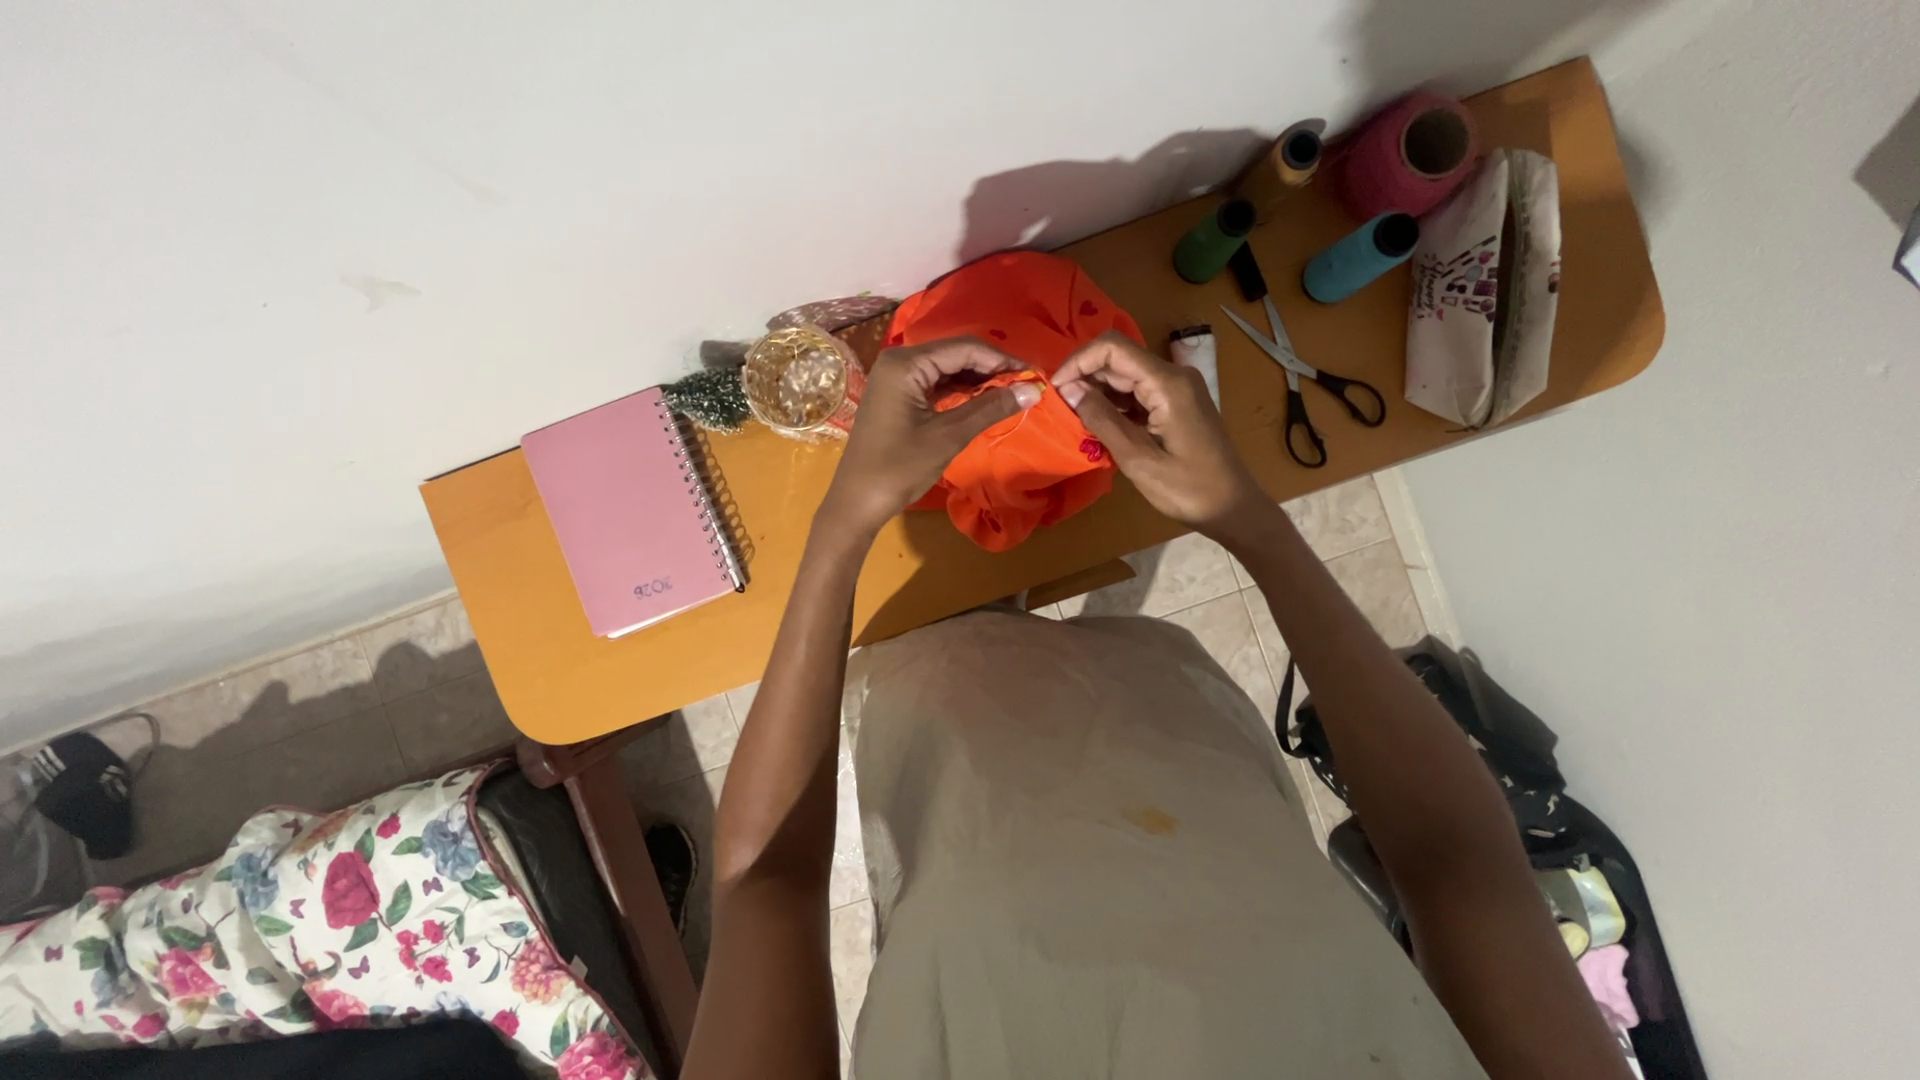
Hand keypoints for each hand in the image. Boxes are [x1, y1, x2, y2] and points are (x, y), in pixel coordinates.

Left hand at [821, 336, 1040, 537]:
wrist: (857, 501)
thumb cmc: (900, 467)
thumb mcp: (949, 436)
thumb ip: (990, 408)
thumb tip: (1033, 390)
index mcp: (906, 364)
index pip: (964, 348)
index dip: (1001, 360)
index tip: (1033, 374)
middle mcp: (898, 362)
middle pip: (955, 354)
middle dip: (990, 369)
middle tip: (1025, 385)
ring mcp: (895, 379)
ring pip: (946, 369)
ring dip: (977, 380)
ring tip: (1010, 393)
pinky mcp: (896, 396)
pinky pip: (934, 384)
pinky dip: (959, 391)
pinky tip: (983, 401)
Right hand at [1052, 332, 1270, 540]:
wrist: (1232, 507)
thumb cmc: (1188, 488)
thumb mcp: (1138, 458)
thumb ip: (1102, 419)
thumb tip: (1069, 389)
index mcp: (1167, 383)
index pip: (1113, 348)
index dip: (1079, 361)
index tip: (1056, 389)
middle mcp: (1174, 376)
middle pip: (1119, 359)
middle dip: (1085, 377)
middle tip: (1060, 409)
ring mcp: (1178, 389)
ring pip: (1126, 376)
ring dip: (1097, 392)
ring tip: (1075, 420)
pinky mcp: (1177, 404)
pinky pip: (1138, 393)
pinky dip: (1115, 404)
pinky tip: (1099, 426)